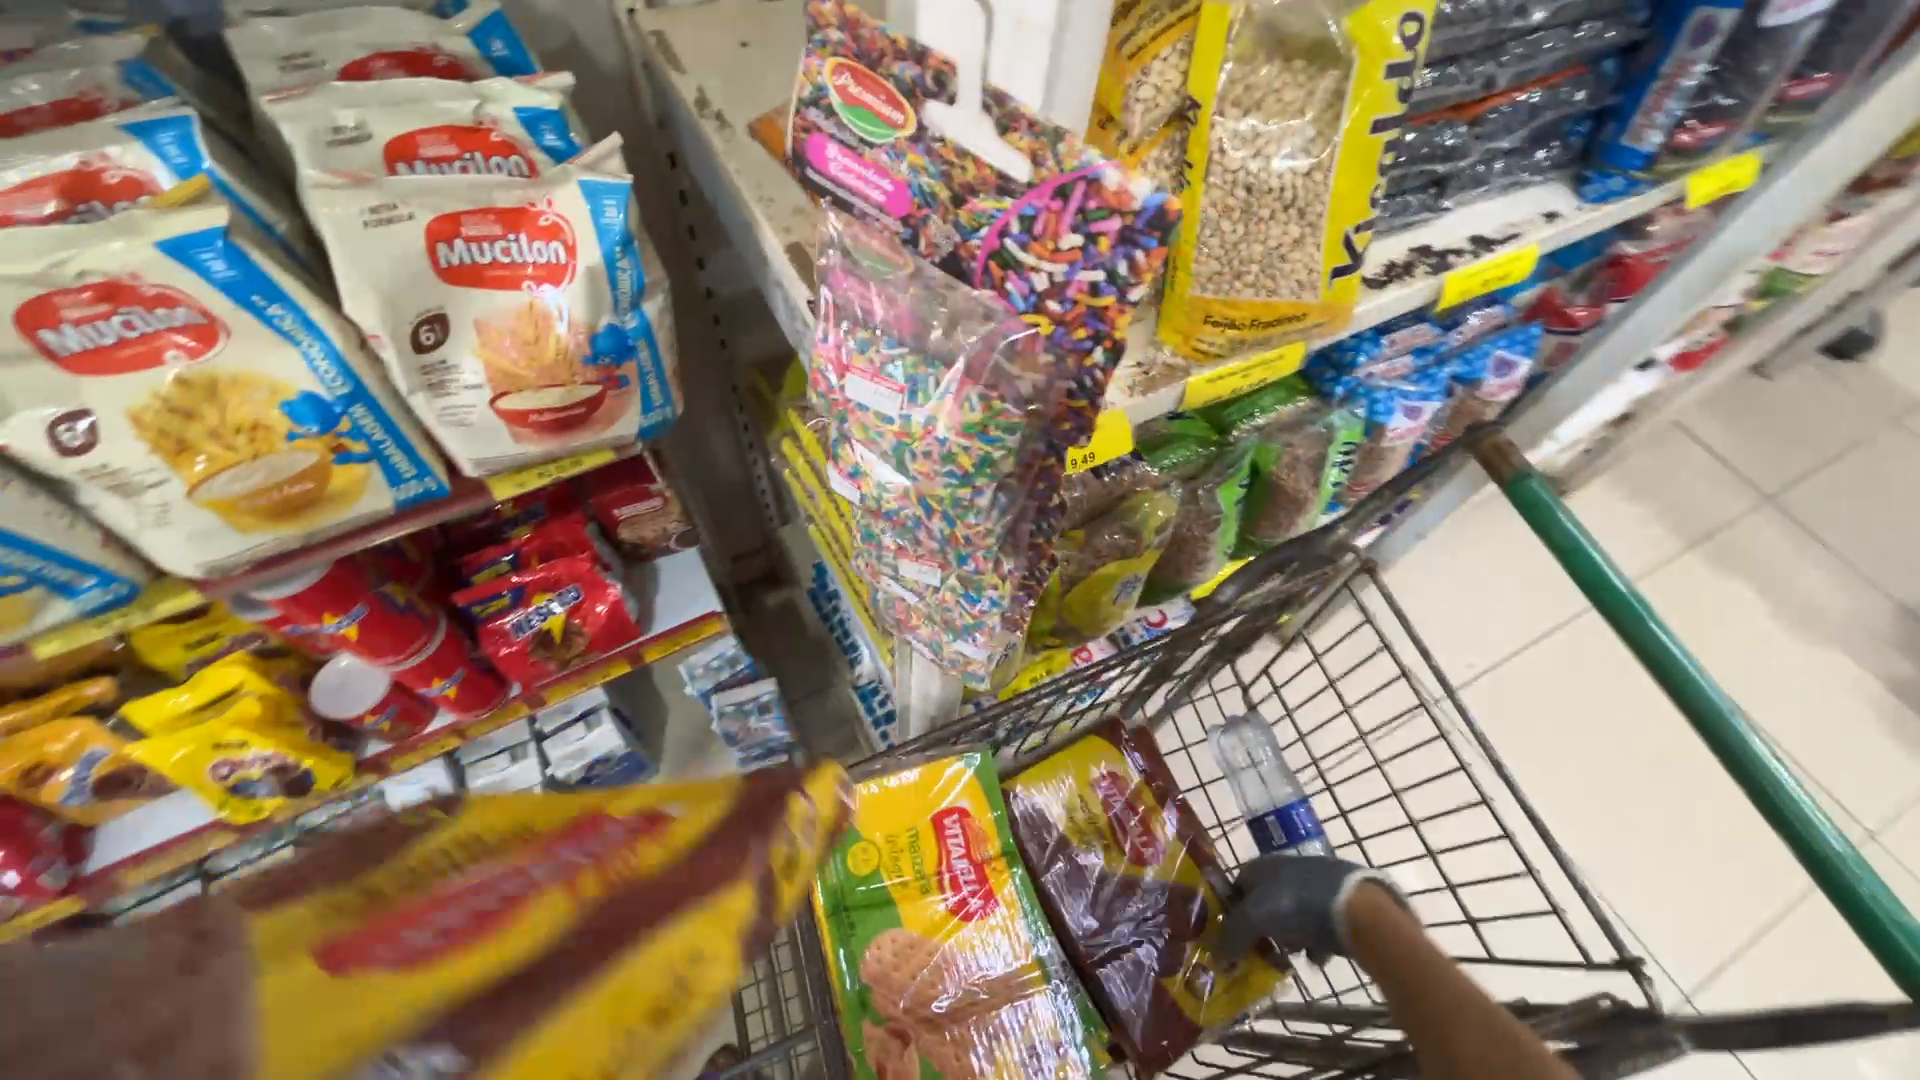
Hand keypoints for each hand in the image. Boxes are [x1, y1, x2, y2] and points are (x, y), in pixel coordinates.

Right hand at [1218, 854, 1407, 961]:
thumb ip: (1232, 937)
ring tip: (1293, 958)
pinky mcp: (1339, 902)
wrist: (1356, 908)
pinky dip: (1315, 943)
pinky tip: (1318, 958)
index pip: (1236, 887)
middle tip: (1263, 954)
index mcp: (1260, 865)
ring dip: (1289, 939)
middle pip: (1264, 904)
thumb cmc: (1295, 905)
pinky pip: (1318, 926)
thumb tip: (1216, 957)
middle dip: (1262, 931)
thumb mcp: (1254, 920)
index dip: (1231, 914)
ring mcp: (1315, 884)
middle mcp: (1285, 869)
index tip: (1233, 940)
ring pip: (1291, 916)